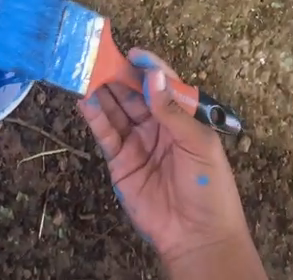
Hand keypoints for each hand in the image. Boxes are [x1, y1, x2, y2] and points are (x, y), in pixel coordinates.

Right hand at [78, 49, 264, 279]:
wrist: (198, 239)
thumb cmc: (208, 188)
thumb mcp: (198, 145)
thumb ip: (172, 111)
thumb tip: (152, 76)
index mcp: (181, 117)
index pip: (161, 84)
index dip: (147, 68)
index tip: (131, 53)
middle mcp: (156, 124)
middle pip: (133, 92)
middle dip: (118, 74)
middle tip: (99, 56)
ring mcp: (136, 141)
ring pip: (116, 108)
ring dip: (102, 89)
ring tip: (85, 71)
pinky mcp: (120, 160)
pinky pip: (105, 132)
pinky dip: (94, 115)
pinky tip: (84, 99)